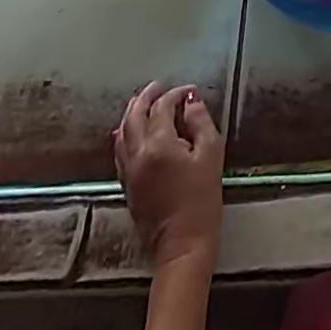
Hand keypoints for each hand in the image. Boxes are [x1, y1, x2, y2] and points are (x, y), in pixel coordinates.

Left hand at [115, 82, 224, 269]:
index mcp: (158, 144)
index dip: (175, 95)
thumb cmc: (202, 197)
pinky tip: (131, 131)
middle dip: (146, 98)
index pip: (161, 108)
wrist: (182, 243)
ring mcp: (128, 170)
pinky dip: (125, 133)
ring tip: (144, 102)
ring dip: (132, 113)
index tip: (190, 91)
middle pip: (134, 116)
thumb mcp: (211, 154)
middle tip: (159, 86)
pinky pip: (119, 150)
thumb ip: (200, 123)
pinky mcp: (126, 184)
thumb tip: (191, 102)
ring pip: (122, 133)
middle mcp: (137, 154)